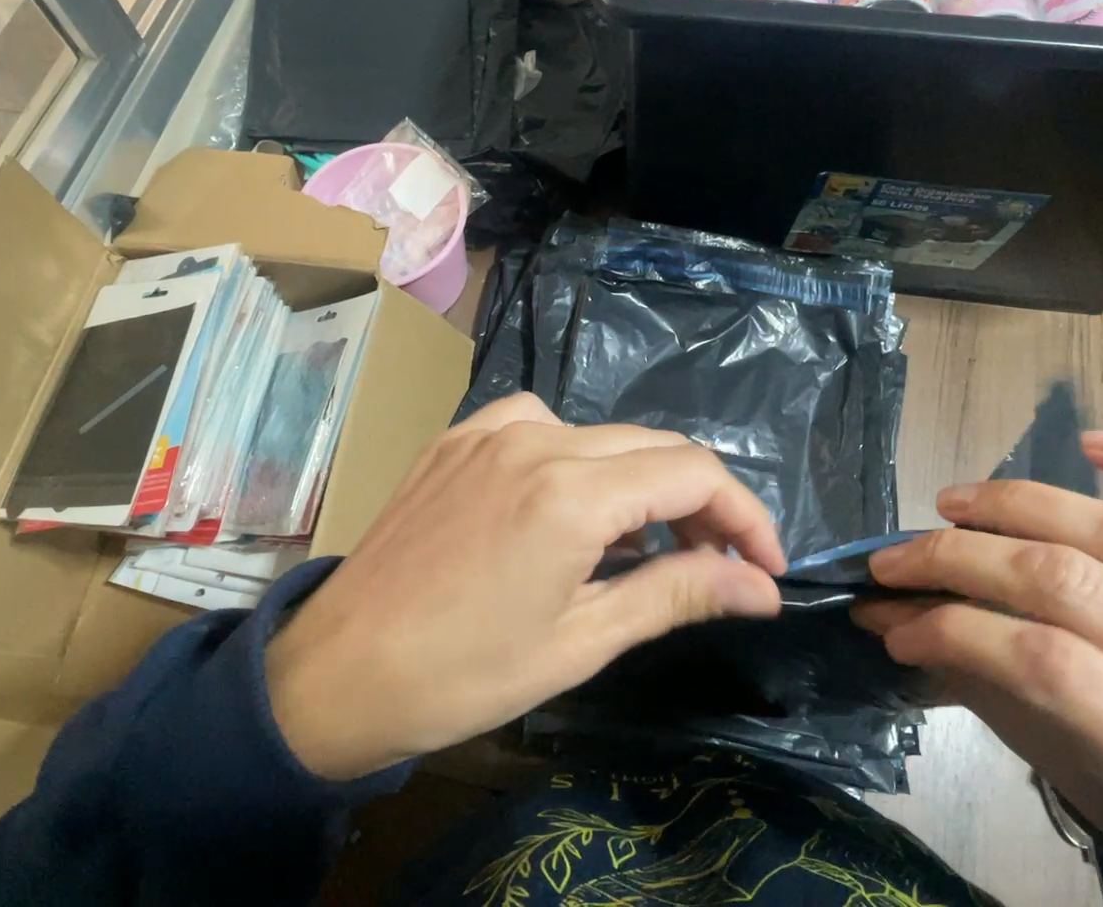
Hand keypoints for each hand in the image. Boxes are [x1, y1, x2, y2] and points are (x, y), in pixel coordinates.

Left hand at [266, 394, 786, 779]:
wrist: (339, 672)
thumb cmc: (464, 675)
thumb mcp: (582, 641)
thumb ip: (676, 593)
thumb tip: (761, 587)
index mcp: (571, 490)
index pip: (694, 473)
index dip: (744, 517)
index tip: (764, 568)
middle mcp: (534, 438)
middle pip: (652, 447)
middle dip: (699, 503)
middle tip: (714, 566)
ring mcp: (488, 432)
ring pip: (600, 435)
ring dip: (639, 481)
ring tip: (641, 545)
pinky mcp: (455, 439)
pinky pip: (540, 428)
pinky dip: (577, 461)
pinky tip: (566, 506)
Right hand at [853, 432, 1102, 860]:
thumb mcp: (1043, 752)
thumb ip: (968, 674)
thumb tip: (880, 611)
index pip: (1049, 666)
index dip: (953, 629)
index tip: (889, 618)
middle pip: (1078, 587)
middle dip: (964, 560)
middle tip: (898, 559)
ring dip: (1027, 506)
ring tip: (956, 504)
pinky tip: (1094, 445)